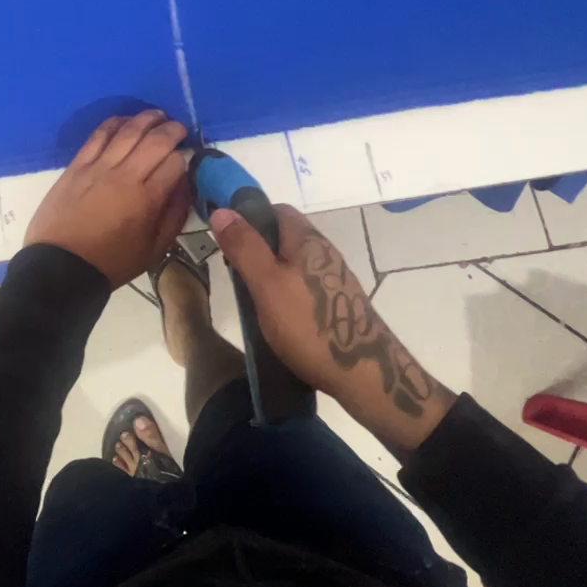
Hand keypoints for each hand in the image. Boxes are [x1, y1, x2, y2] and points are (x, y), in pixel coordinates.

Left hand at [25, 109, 190, 287]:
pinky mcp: (78, 165)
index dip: (185, 157)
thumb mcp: (153, 249)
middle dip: (173, 130)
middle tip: (180, 129)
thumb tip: (186, 186)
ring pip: (128, 131)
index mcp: (147, 199)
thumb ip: (174, 215)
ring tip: (158, 115)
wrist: (60, 267)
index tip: (187, 158)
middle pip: (155, 141)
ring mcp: (99, 167)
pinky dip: (115, 123)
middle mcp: (125, 176)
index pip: (175, 164)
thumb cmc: (111, 263)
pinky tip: (125, 121)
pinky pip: (98, 135)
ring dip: (147, 119)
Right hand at [211, 203, 453, 457]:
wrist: (365, 375)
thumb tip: (222, 210)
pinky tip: (276, 318)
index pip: (276, 210)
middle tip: (235, 274)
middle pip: (284, 237)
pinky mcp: (337, 305)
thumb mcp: (266, 284)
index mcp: (307, 240)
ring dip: (270, 275)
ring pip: (293, 264)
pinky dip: (285, 294)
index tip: (228, 241)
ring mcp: (333, 280)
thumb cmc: (309, 325)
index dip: (250, 218)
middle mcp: (323, 253)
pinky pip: (303, 287)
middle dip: (257, 249)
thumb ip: (245, 247)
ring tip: (251, 300)